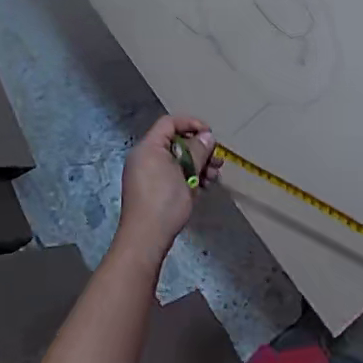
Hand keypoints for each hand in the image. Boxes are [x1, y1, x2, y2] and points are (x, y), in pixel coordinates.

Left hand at [113, 115, 220, 265]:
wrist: (145, 238)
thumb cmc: (165, 201)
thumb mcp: (186, 173)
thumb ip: (197, 151)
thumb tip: (207, 136)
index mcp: (148, 147)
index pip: (169, 123)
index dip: (191, 124)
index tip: (210, 135)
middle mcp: (145, 156)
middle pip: (175, 142)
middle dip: (199, 150)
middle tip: (217, 162)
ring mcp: (146, 174)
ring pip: (176, 160)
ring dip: (197, 166)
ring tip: (213, 178)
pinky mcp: (151, 189)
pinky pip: (171, 174)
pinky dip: (187, 177)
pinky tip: (202, 188)